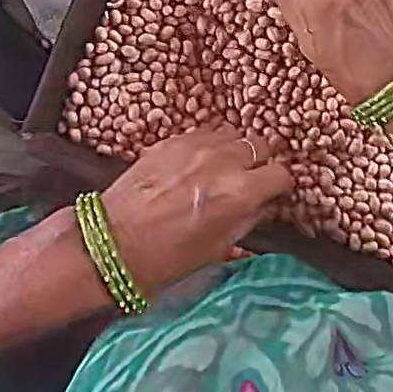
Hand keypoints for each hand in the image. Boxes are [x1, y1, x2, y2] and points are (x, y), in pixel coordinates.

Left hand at [99, 125, 290, 289]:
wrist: (112, 242)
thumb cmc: (166, 259)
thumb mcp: (218, 248)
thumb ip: (248, 218)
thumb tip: (265, 203)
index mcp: (238, 193)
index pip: (281, 174)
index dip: (278, 186)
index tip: (271, 194)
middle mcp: (222, 161)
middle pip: (260, 146)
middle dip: (259, 164)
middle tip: (248, 181)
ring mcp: (195, 145)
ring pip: (233, 134)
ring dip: (234, 150)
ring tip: (222, 170)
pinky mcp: (171, 140)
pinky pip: (204, 132)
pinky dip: (209, 145)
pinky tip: (198, 163)